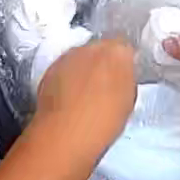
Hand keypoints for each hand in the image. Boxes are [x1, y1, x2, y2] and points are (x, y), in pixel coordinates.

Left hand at [33, 39, 137, 157]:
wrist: (64, 133)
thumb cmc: (104, 123)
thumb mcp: (127, 102)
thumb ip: (126, 80)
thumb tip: (122, 75)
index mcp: (117, 52)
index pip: (125, 48)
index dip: (124, 62)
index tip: (123, 77)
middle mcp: (92, 46)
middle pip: (102, 49)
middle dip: (103, 63)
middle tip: (105, 86)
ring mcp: (69, 55)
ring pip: (82, 56)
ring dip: (84, 69)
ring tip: (85, 94)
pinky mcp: (51, 66)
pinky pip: (65, 67)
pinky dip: (68, 77)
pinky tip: (69, 97)